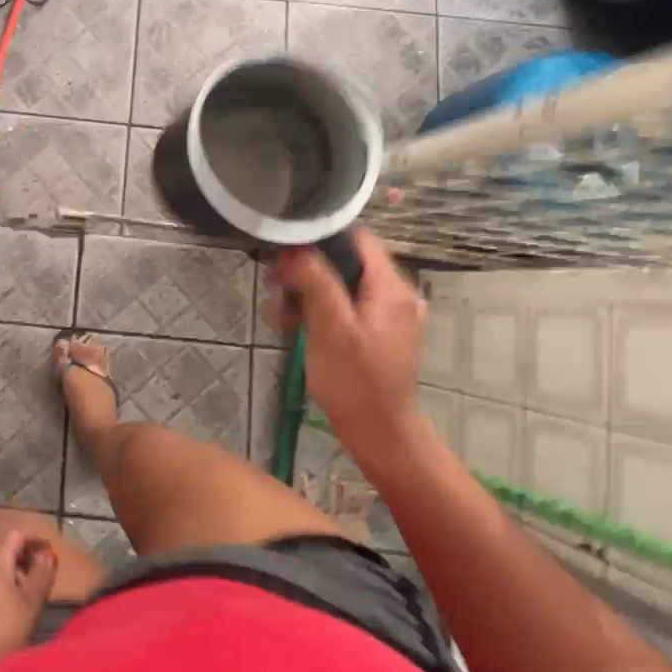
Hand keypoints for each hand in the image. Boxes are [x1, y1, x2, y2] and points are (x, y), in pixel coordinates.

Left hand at [0, 529, 56, 671]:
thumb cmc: (2, 633)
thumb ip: (41, 576)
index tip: (49, 549)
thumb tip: (47, 553)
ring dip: (4, 562)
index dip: (33, 538)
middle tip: (35, 565)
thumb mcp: (30, 605)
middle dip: (17, 548)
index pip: (14, 535)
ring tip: (21, 584)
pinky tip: (1, 599)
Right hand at [269, 230, 432, 464]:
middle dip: (307, 270)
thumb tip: (296, 247)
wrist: (379, 434)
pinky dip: (320, 310)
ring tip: (279, 313)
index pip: (357, 238)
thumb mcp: (330, 329)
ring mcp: (390, 315)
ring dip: (308, 292)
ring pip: (343, 284)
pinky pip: (347, 306)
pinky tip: (294, 325)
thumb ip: (316, 282)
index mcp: (391, 289)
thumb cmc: (354, 382)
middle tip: (274, 285)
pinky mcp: (380, 332)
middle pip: (347, 261)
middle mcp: (397, 295)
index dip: (319, 238)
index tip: (285, 250)